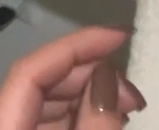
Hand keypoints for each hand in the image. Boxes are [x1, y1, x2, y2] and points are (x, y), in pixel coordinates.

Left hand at [0, 26, 146, 129]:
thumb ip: (93, 125)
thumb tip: (108, 75)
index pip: (28, 72)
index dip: (76, 45)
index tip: (122, 36)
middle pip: (32, 86)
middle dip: (85, 76)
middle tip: (130, 92)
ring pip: (36, 108)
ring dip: (82, 98)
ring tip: (123, 108)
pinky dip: (71, 121)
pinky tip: (101, 123)